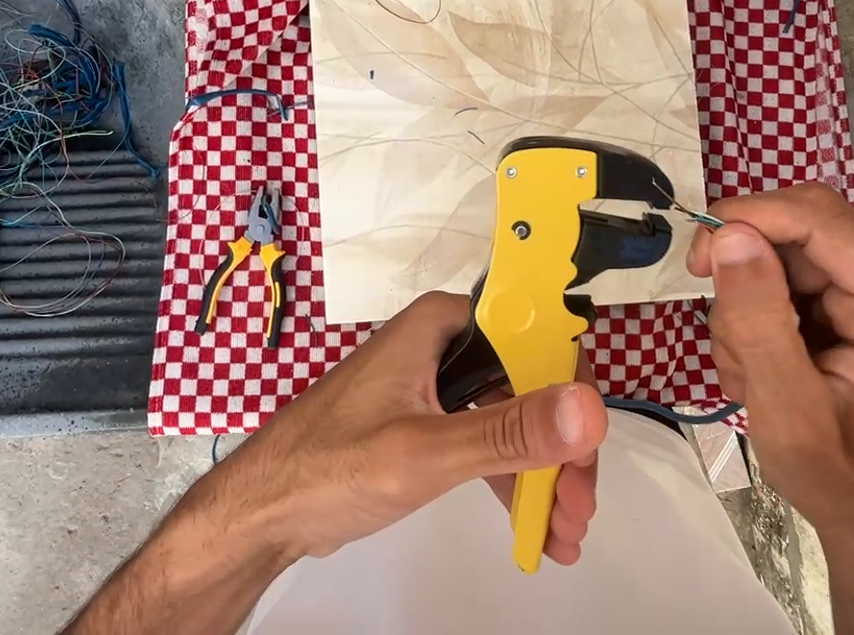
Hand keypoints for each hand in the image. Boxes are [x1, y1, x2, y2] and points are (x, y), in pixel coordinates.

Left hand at [226, 290, 607, 565]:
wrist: (265, 512)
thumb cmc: (328, 467)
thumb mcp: (425, 451)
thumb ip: (507, 433)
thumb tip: (586, 409)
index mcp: (440, 324)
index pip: (531, 332)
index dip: (568, 383)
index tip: (588, 442)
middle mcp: (443, 343)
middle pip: (529, 380)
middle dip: (559, 445)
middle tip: (576, 505)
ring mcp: (436, 383)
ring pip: (513, 414)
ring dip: (542, 470)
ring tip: (562, 529)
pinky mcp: (429, 419)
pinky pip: (487, 439)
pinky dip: (511, 479)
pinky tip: (534, 525)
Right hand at [687, 183, 853, 633]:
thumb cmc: (840, 481)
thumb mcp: (787, 414)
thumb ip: (759, 324)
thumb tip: (730, 236)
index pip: (822, 221)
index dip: (752, 216)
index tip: (696, 259)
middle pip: (803, 225)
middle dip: (747, 266)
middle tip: (719, 324)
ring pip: (787, 247)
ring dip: (748, 298)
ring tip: (748, 370)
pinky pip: (792, 270)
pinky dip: (760, 306)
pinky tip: (762, 361)